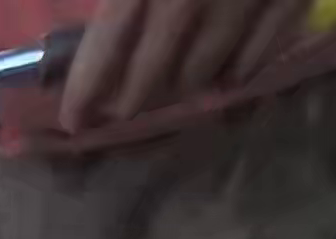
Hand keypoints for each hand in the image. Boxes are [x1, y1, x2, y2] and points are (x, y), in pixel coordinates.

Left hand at [59, 0, 309, 131]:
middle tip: (121, 107)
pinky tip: (224, 77)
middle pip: (152, 73)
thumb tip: (96, 22)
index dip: (85, 90)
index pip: (105, 47)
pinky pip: (261, 49)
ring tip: (171, 88)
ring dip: (181, 86)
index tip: (74, 120)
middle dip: (132, 98)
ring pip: (203, 70)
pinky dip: (237, 69)